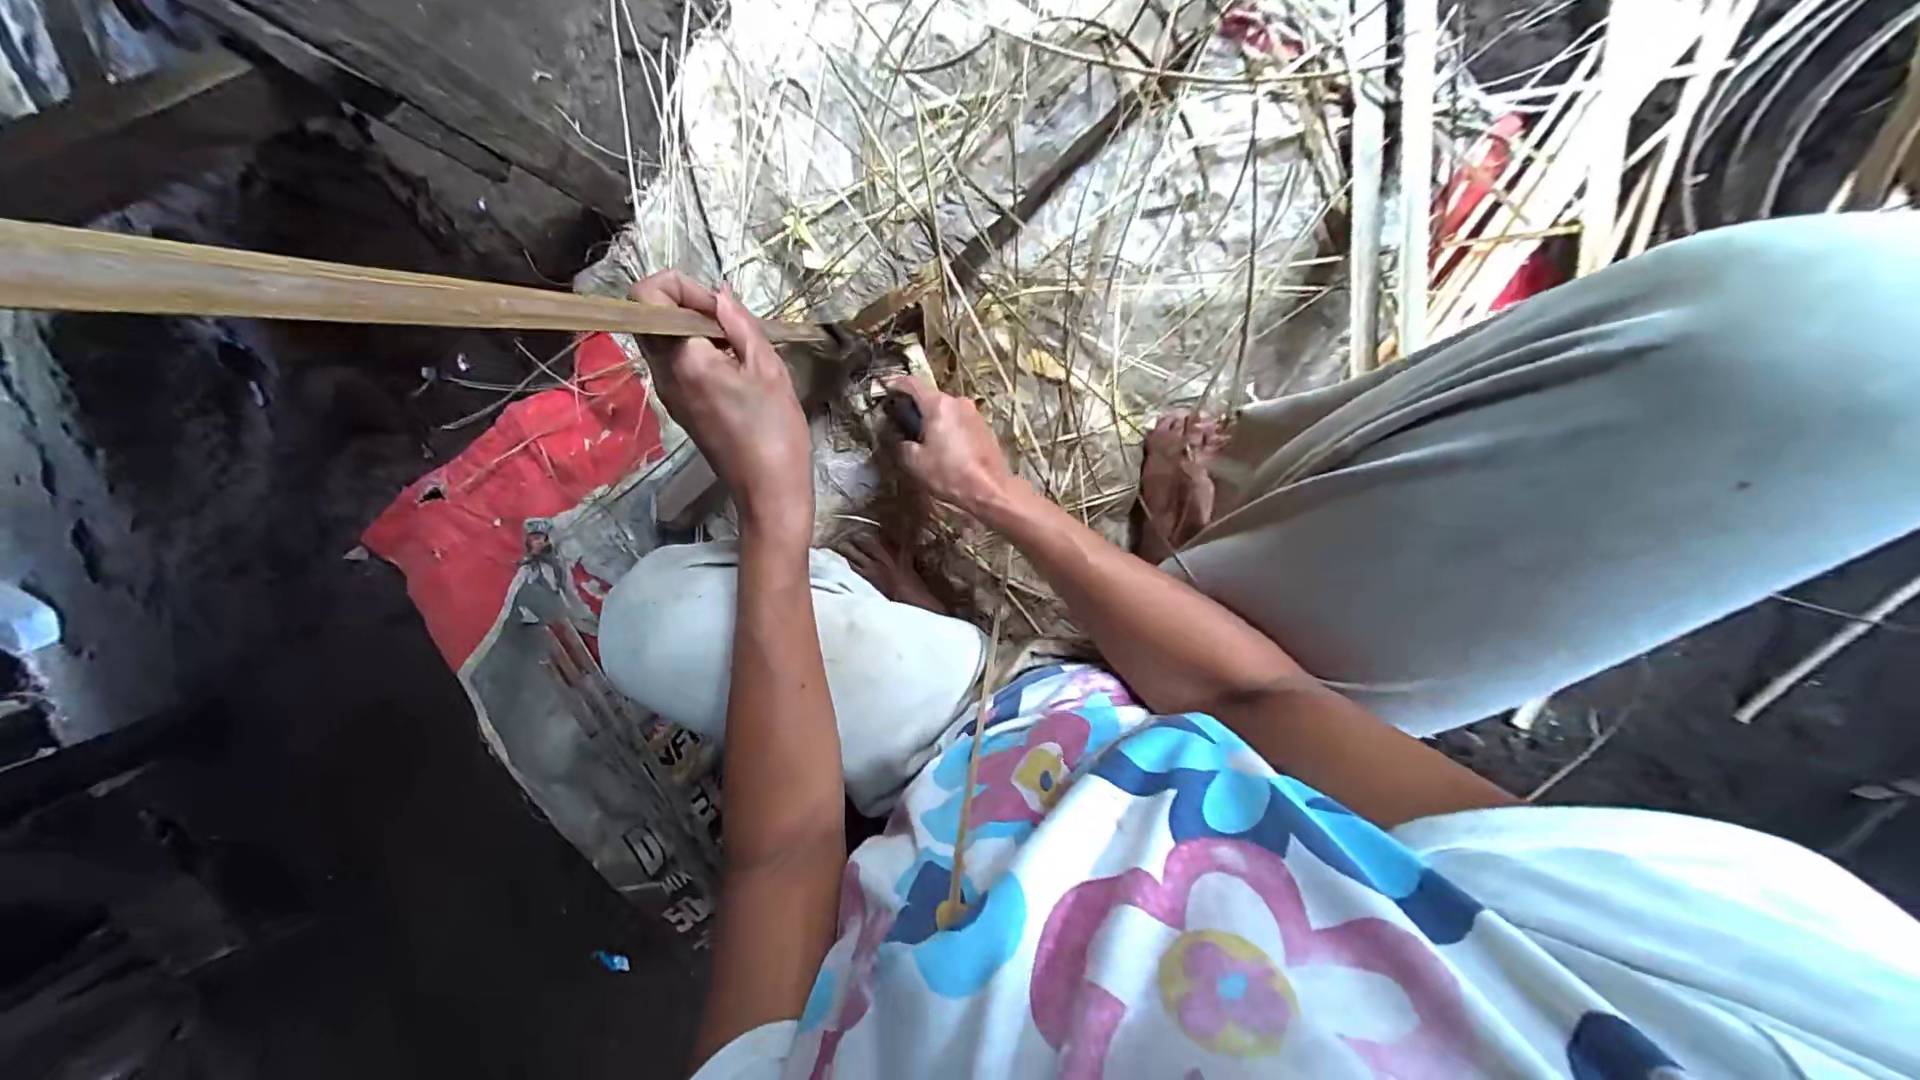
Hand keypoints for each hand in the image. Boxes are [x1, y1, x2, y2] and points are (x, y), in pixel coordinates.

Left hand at [630, 272, 812, 541]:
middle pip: (650, 316)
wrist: (769, 489)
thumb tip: (719, 295)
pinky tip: (736, 373)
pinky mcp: (681, 409)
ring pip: (664, 340)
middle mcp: (663, 374)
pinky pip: (677, 365)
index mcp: (682, 359)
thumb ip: (740, 325)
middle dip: (687, 306)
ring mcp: (669, 394)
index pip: (646, 296)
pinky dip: (699, 354)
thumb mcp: (768, 369)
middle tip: (730, 323)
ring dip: (696, 331)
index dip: (680, 286)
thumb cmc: (775, 430)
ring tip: (739, 350)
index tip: (719, 306)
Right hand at [882, 375, 1019, 517]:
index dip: (896, 384)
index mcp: (938, 405)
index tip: (887, 389)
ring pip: (947, 411)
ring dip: (936, 421)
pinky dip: (951, 430)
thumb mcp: (915, 462)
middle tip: (907, 427)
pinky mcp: (985, 427)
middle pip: (931, 399)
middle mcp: (958, 402)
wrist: (989, 488)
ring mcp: (974, 413)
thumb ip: (901, 445)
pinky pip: (961, 422)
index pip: (912, 384)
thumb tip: (899, 440)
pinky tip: (949, 450)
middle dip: (918, 410)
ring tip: (929, 443)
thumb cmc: (949, 473)